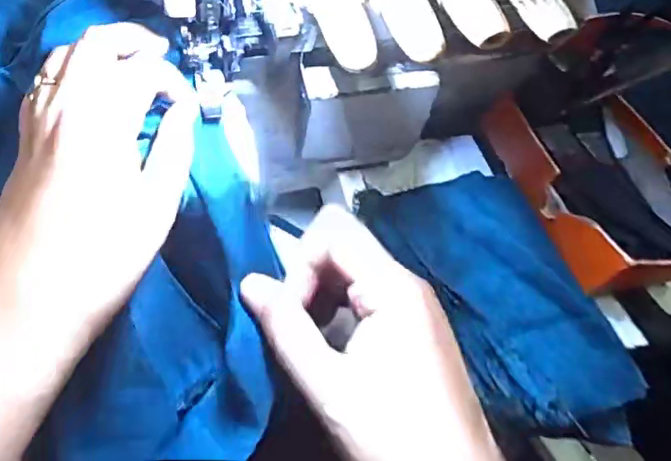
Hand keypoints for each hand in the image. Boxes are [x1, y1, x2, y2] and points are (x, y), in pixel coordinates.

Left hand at [0, 24, 197, 460]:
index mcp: (101, 119)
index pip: (144, 69)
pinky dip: (70, 70)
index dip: (173, 79)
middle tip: (161, 55)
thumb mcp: (156, 205)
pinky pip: (44, 82)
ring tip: (128, 66)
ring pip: (64, 55)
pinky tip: (88, 93)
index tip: (185, 106)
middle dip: (133, 40)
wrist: (21, 308)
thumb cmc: (99, 260)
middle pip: (96, 42)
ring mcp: (37, 122)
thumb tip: (181, 110)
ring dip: (100, 50)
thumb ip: (174, 145)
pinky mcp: (22, 140)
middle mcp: (64, 107)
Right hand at [240, 206, 501, 460]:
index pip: (332, 234)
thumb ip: (286, 329)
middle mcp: (408, 280)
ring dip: (326, 294)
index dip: (300, 268)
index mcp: (392, 284)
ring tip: (315, 343)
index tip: (288, 315)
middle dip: (311, 278)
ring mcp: (418, 301)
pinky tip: (339, 350)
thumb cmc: (394, 436)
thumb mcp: (330, 388)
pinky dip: (346, 308)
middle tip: (298, 328)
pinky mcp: (420, 322)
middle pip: (346, 244)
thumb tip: (250, 282)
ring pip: (357, 268)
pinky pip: (373, 291)